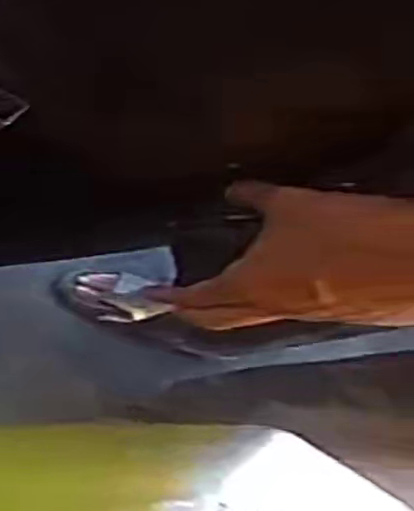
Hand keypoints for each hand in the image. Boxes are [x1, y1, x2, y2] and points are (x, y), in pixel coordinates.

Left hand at [154, 182, 413, 328]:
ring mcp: (323, 317)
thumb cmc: (358, 234)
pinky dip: (284, 303)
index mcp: (250, 286)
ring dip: (237, 307)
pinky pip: (308, 313)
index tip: (147, 296)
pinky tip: (289, 287)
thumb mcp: (296, 205)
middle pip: (220, 319)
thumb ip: (257, 197)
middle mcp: (279, 308)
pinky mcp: (362, 316)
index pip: (194, 299)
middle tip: (174, 301)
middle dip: (191, 312)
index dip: (166, 297)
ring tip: (223, 292)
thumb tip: (234, 190)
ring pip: (263, 317)